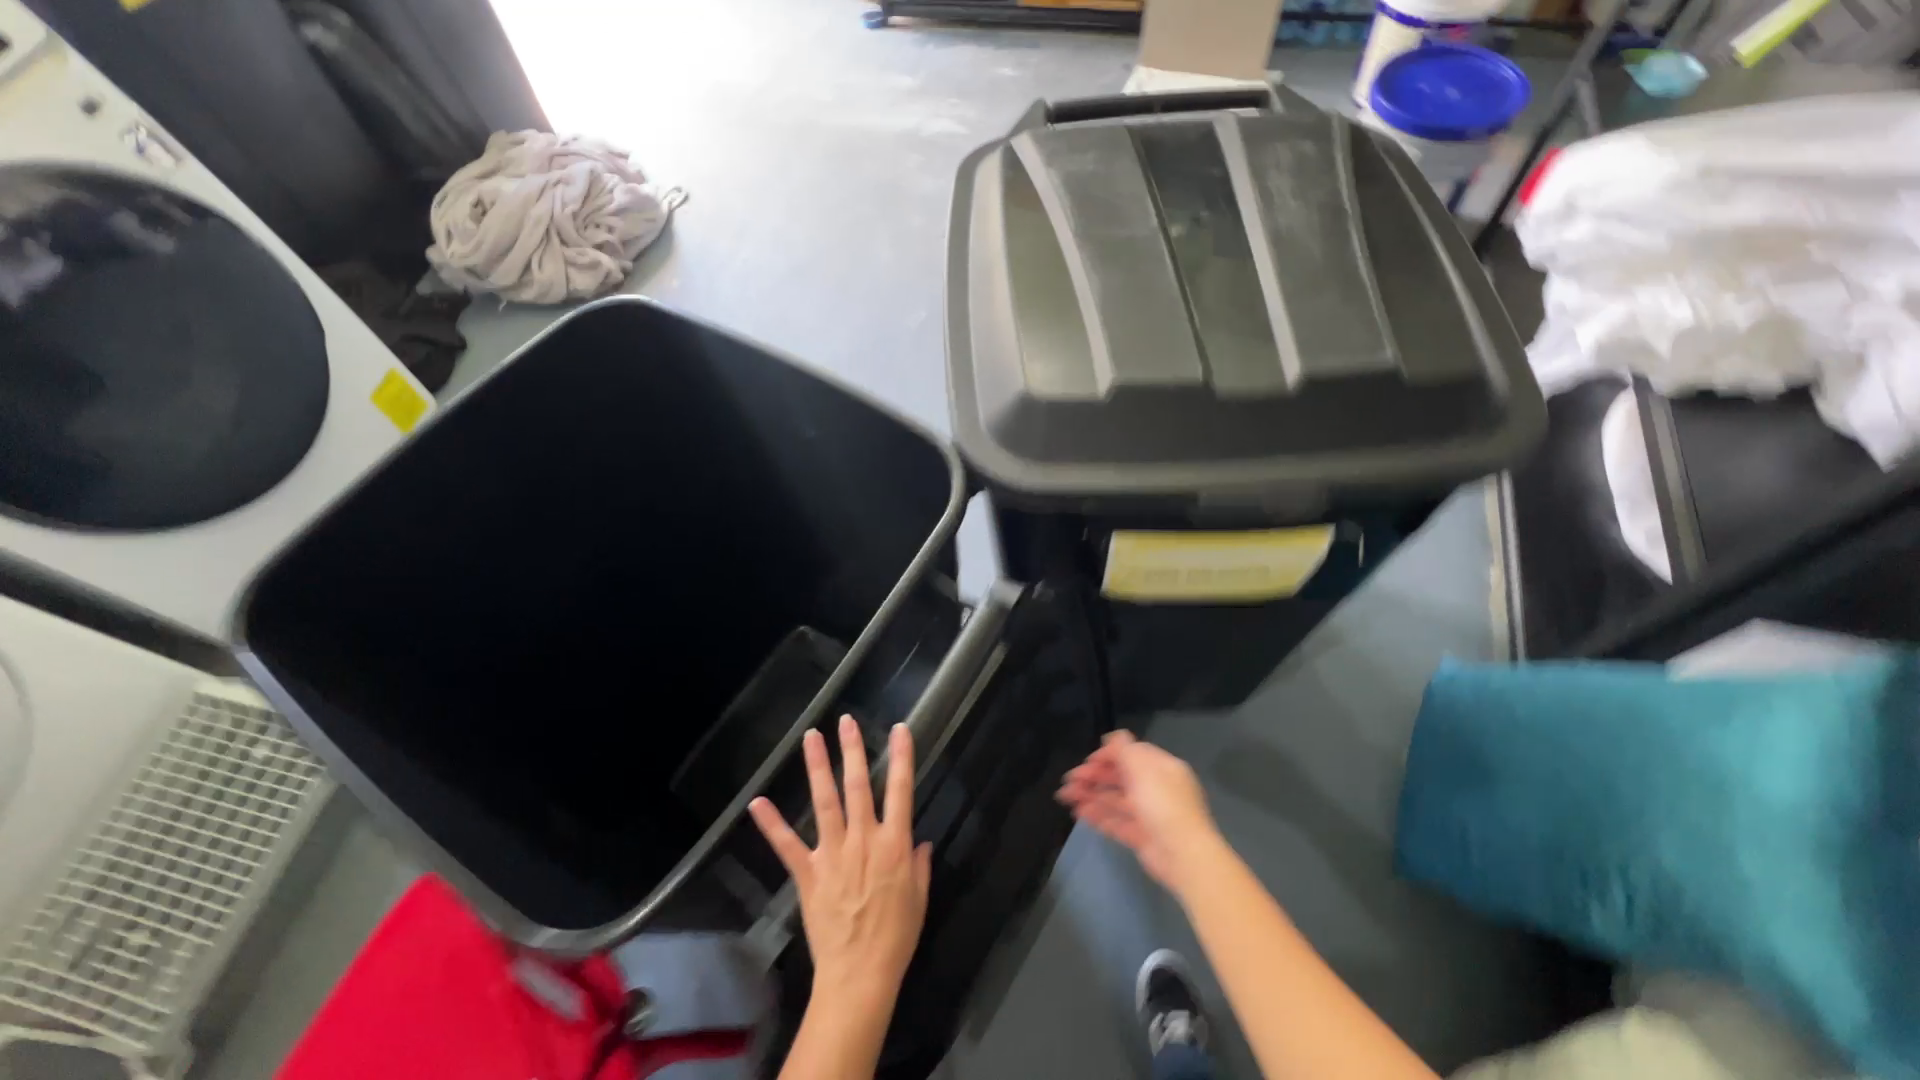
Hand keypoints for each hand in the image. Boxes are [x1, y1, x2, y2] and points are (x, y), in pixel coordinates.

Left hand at [750, 716, 931, 1012]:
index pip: (901, 791)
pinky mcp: (808, 873)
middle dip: (853, 751)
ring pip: (825, 802)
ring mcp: (833, 854)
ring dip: (817, 768)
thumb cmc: (897, 937)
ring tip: (811, 738)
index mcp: (895, 845)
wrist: (860, 973)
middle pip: (858, 787)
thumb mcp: (920, 899)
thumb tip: (919, 841)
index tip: (900, 730)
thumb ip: (919, 865)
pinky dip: (772, 823)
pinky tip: (758, 802)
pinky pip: (787, 844)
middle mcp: (864, 840)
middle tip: (846, 722)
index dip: (901, 758)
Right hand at [1056, 731, 1221, 889]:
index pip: (1133, 755)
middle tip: (1070, 778)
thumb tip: (1113, 737)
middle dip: (1094, 775)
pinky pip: (1115, 821)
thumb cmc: (1163, 804)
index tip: (1088, 760)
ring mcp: (1148, 814)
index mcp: (1162, 769)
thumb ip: (1125, 750)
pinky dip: (1097, 815)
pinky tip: (1078, 812)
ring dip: (1090, 795)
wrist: (1183, 854)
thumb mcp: (1144, 769)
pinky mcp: (1140, 836)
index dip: (1109, 755)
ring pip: (1115, 800)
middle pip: (1121, 777)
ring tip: (1065, 795)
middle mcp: (1156, 789)